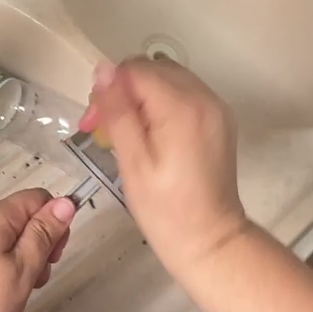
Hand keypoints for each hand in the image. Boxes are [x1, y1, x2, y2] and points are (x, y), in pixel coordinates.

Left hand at [0, 188, 75, 311]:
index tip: (56, 255)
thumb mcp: (22, 271)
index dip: (55, 221)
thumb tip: (66, 202)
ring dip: (20, 258)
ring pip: (2, 238)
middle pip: (19, 218)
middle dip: (38, 243)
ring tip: (17, 294)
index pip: (36, 198)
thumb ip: (43, 235)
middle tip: (38, 280)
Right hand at [80, 58, 250, 277]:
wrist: (211, 242)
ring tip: (126, 130)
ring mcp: (216, 106)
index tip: (93, 124)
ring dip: (141, 94)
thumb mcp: (132, 162)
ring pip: (168, 77)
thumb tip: (103, 69)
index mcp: (182, 107)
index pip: (135, 70)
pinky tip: (151, 131)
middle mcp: (205, 97)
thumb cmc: (165, 210)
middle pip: (152, 68)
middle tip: (103, 128)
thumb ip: (118, 110)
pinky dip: (162, 102)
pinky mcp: (219, 118)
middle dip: (123, 89)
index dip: (108, 89)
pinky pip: (184, 92)